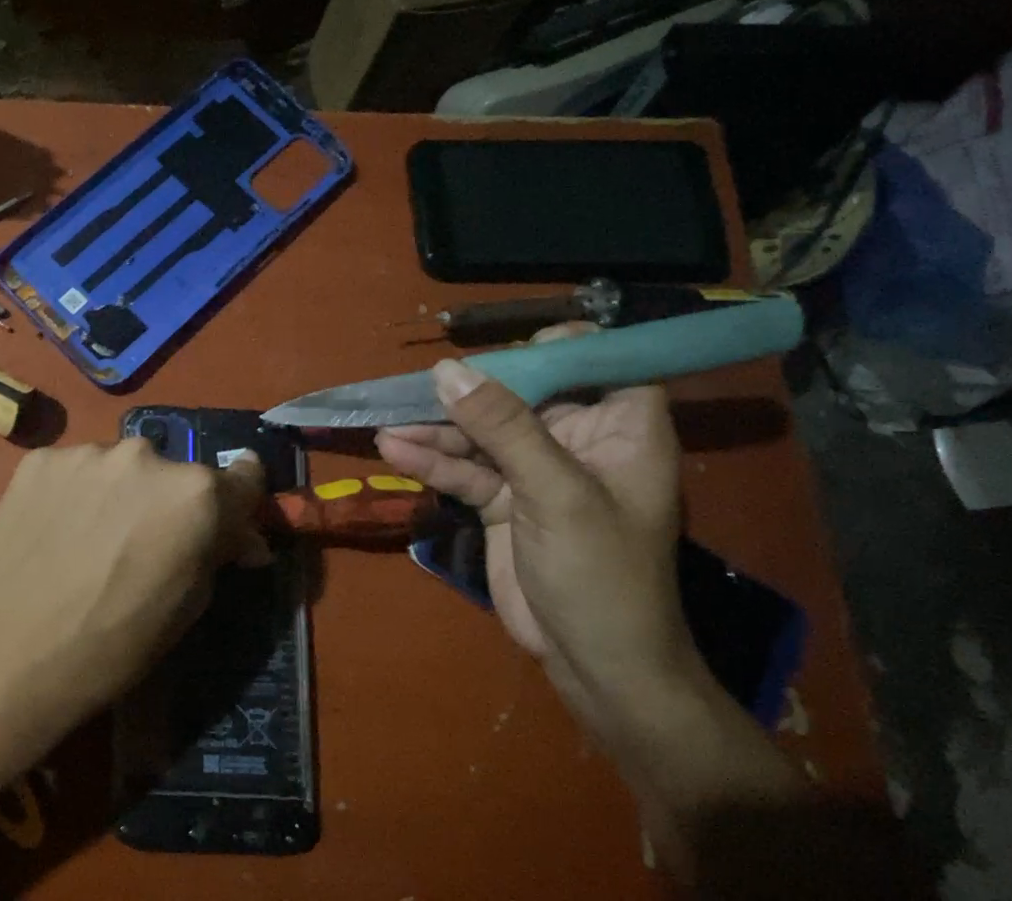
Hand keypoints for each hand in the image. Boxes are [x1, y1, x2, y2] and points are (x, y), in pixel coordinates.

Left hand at [0, 439, 267, 721]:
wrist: (9, 650)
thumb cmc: (114, 643)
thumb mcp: (187, 607)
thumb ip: (216, 554)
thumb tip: (239, 537)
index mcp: (195, 494)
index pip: (243, 479)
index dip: (240, 502)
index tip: (230, 519)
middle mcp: (145, 455)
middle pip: (174, 473)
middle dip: (167, 503)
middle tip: (143, 544)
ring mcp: (86, 452)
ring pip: (119, 468)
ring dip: (117, 494)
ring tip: (89, 541)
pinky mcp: (38, 459)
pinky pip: (73, 471)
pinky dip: (72, 494)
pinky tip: (54, 533)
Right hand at [375, 324, 690, 697]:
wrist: (594, 662)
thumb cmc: (600, 572)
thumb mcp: (554, 493)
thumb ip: (502, 428)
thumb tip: (446, 370)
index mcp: (621, 429)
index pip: (600, 363)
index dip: (558, 349)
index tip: (505, 352)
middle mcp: (579, 442)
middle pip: (523, 394)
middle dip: (473, 389)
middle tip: (422, 387)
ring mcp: (536, 473)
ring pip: (483, 434)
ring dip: (438, 430)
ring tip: (389, 422)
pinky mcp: (504, 503)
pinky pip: (464, 470)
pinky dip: (431, 461)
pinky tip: (393, 450)